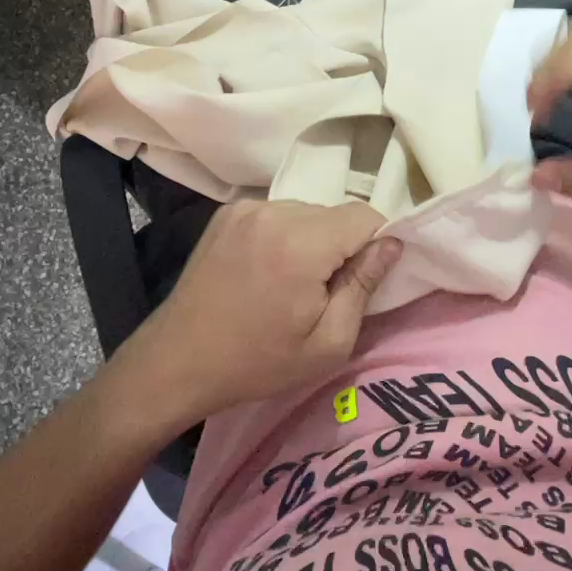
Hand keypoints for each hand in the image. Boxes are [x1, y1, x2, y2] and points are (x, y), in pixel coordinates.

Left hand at [115, 200, 401, 423]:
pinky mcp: (227, 213)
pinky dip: (285, 235)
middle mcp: (273, 212)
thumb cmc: (258, 362)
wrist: (179, 360)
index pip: (364, 215)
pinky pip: (277, 214)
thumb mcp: (328, 343)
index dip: (376, 243)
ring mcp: (246, 208)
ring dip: (313, 240)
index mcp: (300, 243)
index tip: (365, 279)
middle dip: (342, 245)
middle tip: (326, 292)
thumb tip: (392, 243)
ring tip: (293, 284)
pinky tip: (268, 271)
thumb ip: (364, 286)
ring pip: (307, 212)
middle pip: (334, 213)